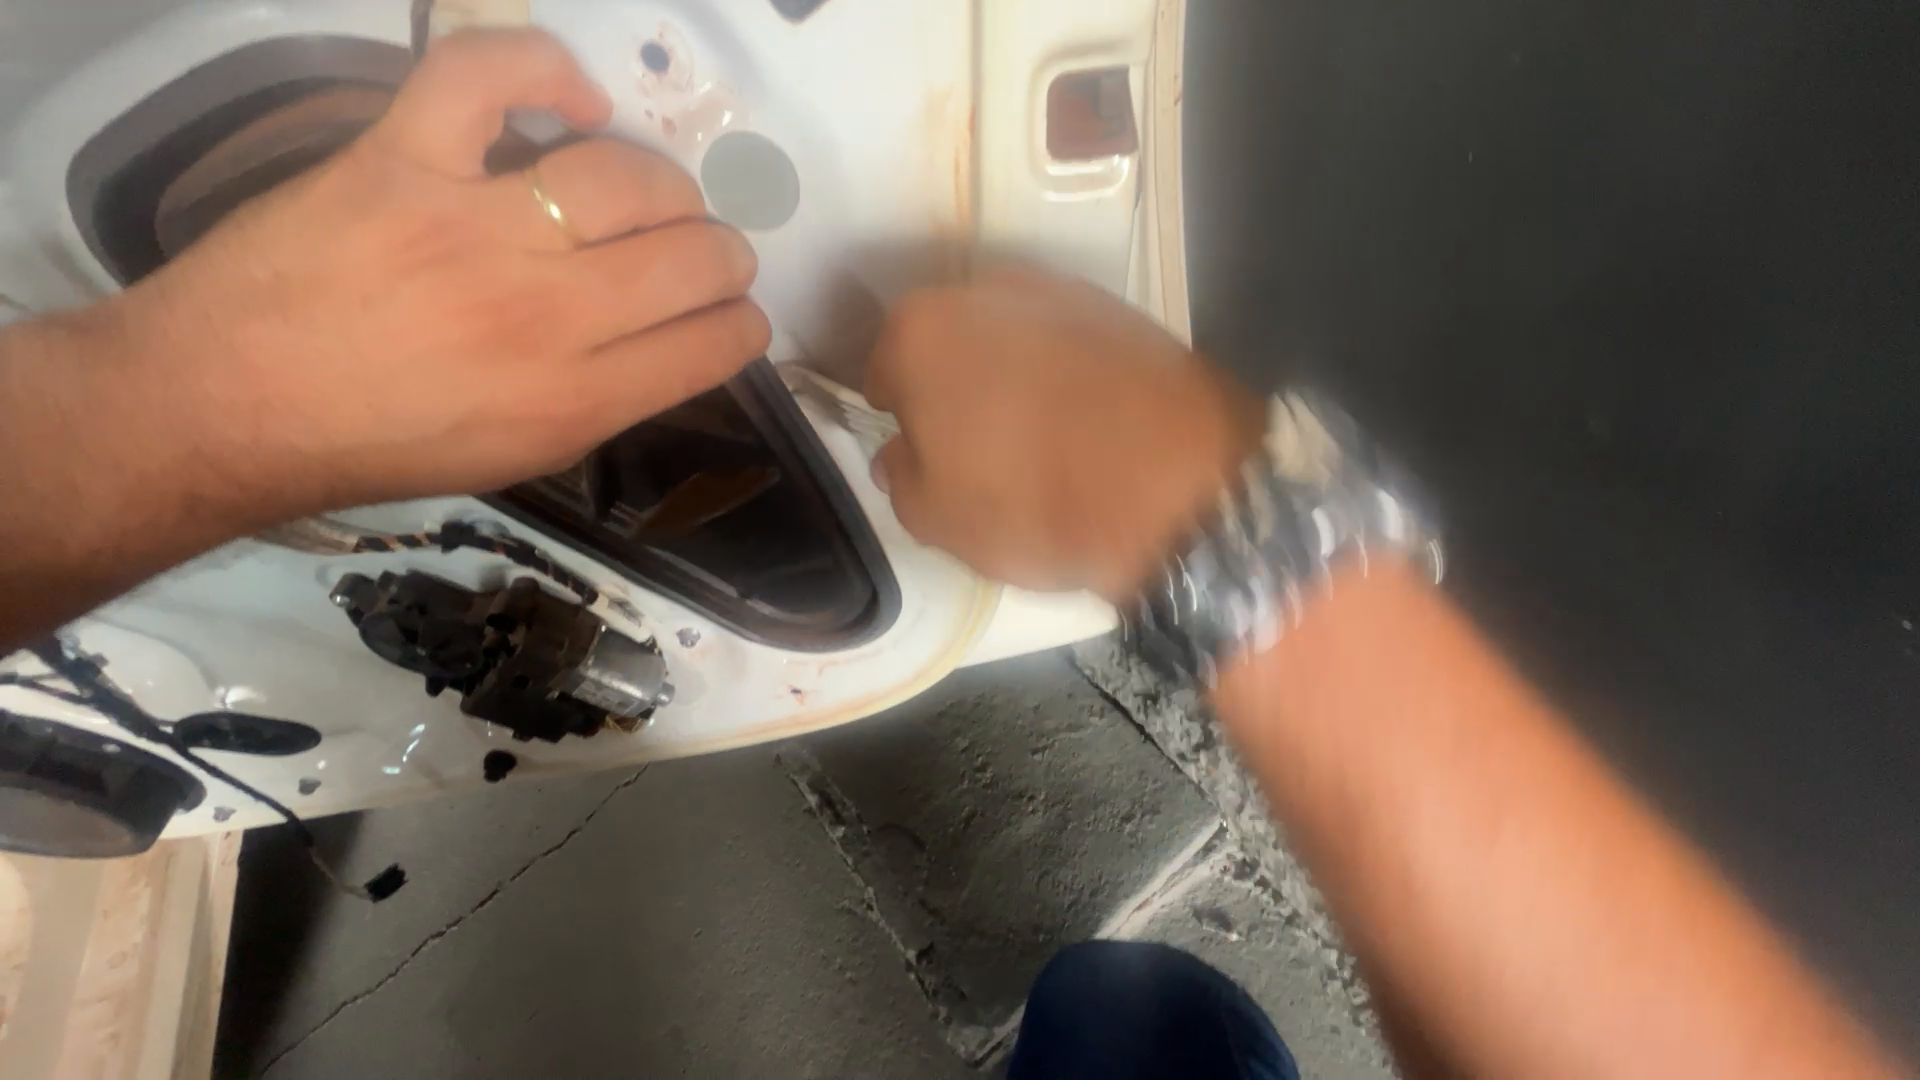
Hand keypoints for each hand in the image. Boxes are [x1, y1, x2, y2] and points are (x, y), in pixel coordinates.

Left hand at [86, 28, 767, 523]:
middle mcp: (545, 314)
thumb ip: (618, 396)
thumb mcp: (534, 452)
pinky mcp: (400, 158)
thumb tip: (677, 340)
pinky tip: (581, 98)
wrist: (232, 404)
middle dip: (728, 259)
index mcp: (580, 399)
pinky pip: (486, 76)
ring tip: (665, 197)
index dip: (747, 327)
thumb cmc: (396, 444)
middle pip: (693, 260)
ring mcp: (473, 226)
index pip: (715, 345)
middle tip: (712, 258)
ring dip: (674, 187)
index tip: (735, 319)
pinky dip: (547, 68)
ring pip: (625, 177)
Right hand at [865, 269, 1260, 599]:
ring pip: (1008, 340)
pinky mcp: (1123, 309)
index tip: (923, 455)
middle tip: (978, 450)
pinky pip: (1067, 346)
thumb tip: (903, 455)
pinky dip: (1065, 376)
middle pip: (947, 344)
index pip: (881, 373)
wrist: (1178, 486)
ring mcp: (1061, 290)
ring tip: (1040, 440)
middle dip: (953, 389)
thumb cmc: (1033, 503)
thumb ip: (901, 480)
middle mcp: (984, 288)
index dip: (898, 421)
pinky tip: (1087, 423)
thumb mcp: (937, 521)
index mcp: (920, 332)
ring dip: (1010, 378)